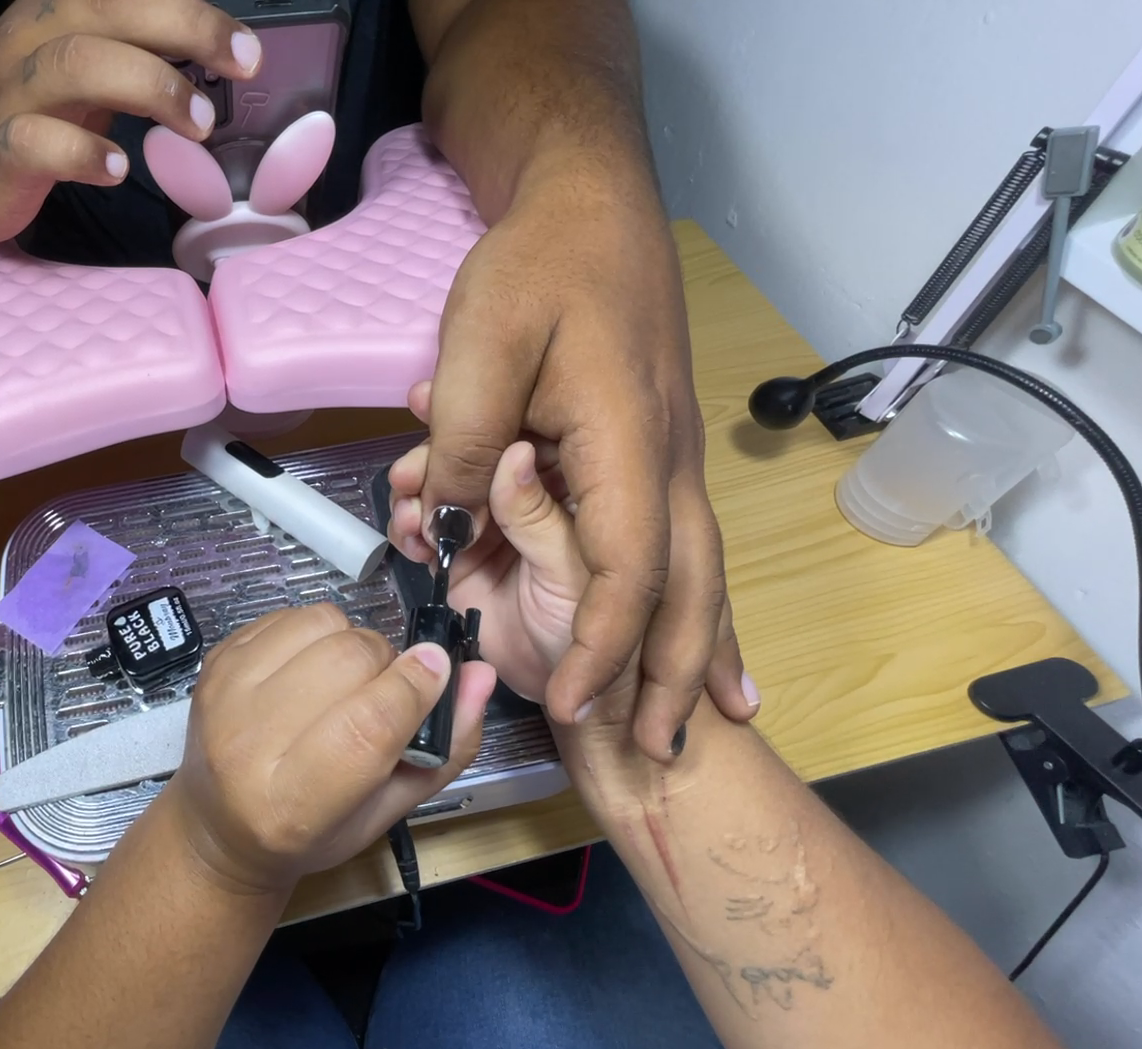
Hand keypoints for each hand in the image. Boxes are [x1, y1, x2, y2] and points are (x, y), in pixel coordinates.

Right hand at [0, 0, 261, 241]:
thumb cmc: (31, 111)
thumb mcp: (85, 68)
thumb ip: (138, 54)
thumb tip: (213, 56)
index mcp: (65, 11)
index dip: (192, 11)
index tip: (249, 48)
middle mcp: (38, 36)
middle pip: (112, 10)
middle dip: (187, 28)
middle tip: (244, 65)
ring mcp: (13, 91)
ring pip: (78, 65)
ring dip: (148, 86)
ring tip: (199, 125)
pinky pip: (37, 141)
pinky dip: (83, 153)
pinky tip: (119, 169)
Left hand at [167, 604, 495, 894]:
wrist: (219, 824)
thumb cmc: (309, 833)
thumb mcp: (387, 813)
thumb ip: (445, 750)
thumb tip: (478, 674)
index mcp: (291, 804)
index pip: (364, 728)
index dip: (412, 690)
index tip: (439, 670)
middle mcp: (247, 744)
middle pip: (346, 661)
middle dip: (386, 664)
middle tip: (383, 690)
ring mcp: (224, 693)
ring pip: (321, 623)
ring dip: (352, 642)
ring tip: (345, 679)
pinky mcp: (216, 659)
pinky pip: (290, 614)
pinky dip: (317, 631)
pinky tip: (310, 667)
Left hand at [404, 179, 756, 759]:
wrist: (589, 207)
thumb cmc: (536, 270)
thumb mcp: (479, 350)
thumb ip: (466, 446)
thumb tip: (449, 522)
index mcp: (628, 444)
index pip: (628, 567)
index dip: (602, 643)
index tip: (575, 706)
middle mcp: (666, 461)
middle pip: (686, 583)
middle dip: (670, 671)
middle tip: (660, 749)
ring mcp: (664, 455)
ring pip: (688, 564)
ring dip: (685, 644)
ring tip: (691, 716)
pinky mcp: (646, 446)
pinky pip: (668, 534)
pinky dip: (675, 592)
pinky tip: (692, 629)